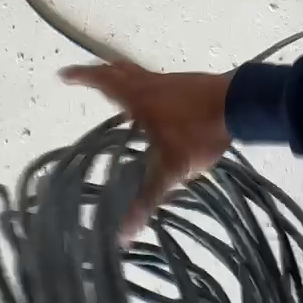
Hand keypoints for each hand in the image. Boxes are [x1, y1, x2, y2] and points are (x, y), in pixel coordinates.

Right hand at [60, 61, 233, 239]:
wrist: (238, 104)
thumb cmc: (199, 131)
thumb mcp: (172, 169)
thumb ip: (148, 199)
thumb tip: (124, 233)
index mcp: (141, 98)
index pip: (105, 82)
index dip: (83, 77)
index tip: (64, 74)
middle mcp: (152, 83)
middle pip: (119, 70)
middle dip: (98, 72)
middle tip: (82, 76)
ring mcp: (171, 80)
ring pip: (138, 73)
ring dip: (121, 78)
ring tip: (113, 93)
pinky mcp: (187, 83)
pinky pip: (154, 80)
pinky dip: (142, 86)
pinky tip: (149, 106)